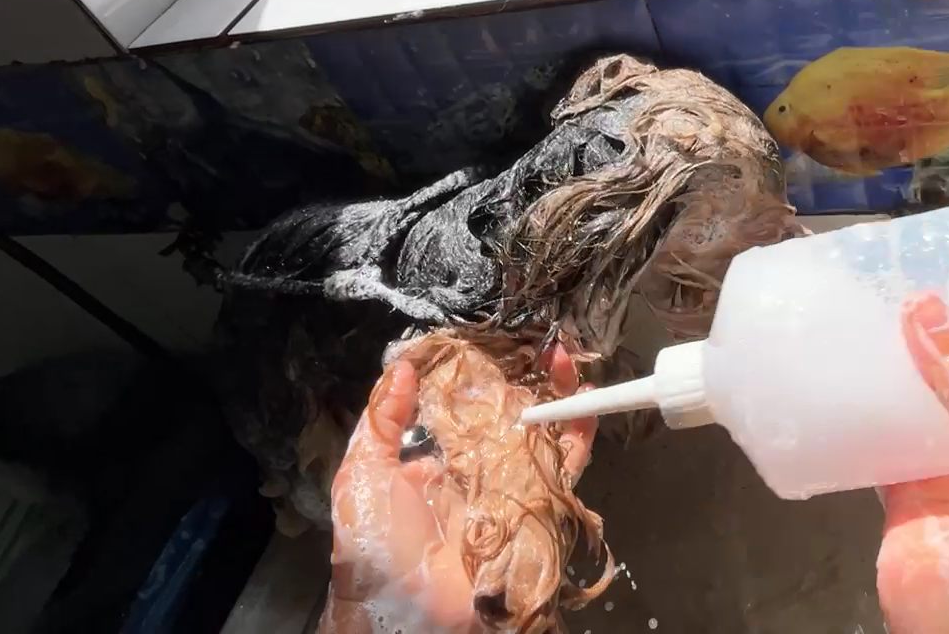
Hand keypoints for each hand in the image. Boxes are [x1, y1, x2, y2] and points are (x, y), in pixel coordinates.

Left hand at [319, 346, 593, 633]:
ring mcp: (514, 484)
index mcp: (443, 459)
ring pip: (545, 429)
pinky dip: (581, 431)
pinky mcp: (539, 504)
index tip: (503, 341)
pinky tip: (586, 397)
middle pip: (516, 411)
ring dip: (558, 391)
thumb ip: (382, 420)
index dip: (491, 372)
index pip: (473, 405)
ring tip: (564, 358)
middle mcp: (483, 467)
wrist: (409, 617)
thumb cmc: (378, 547)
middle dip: (532, 374)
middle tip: (544, 342)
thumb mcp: (362, 476)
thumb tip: (404, 365)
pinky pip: (566, 463)